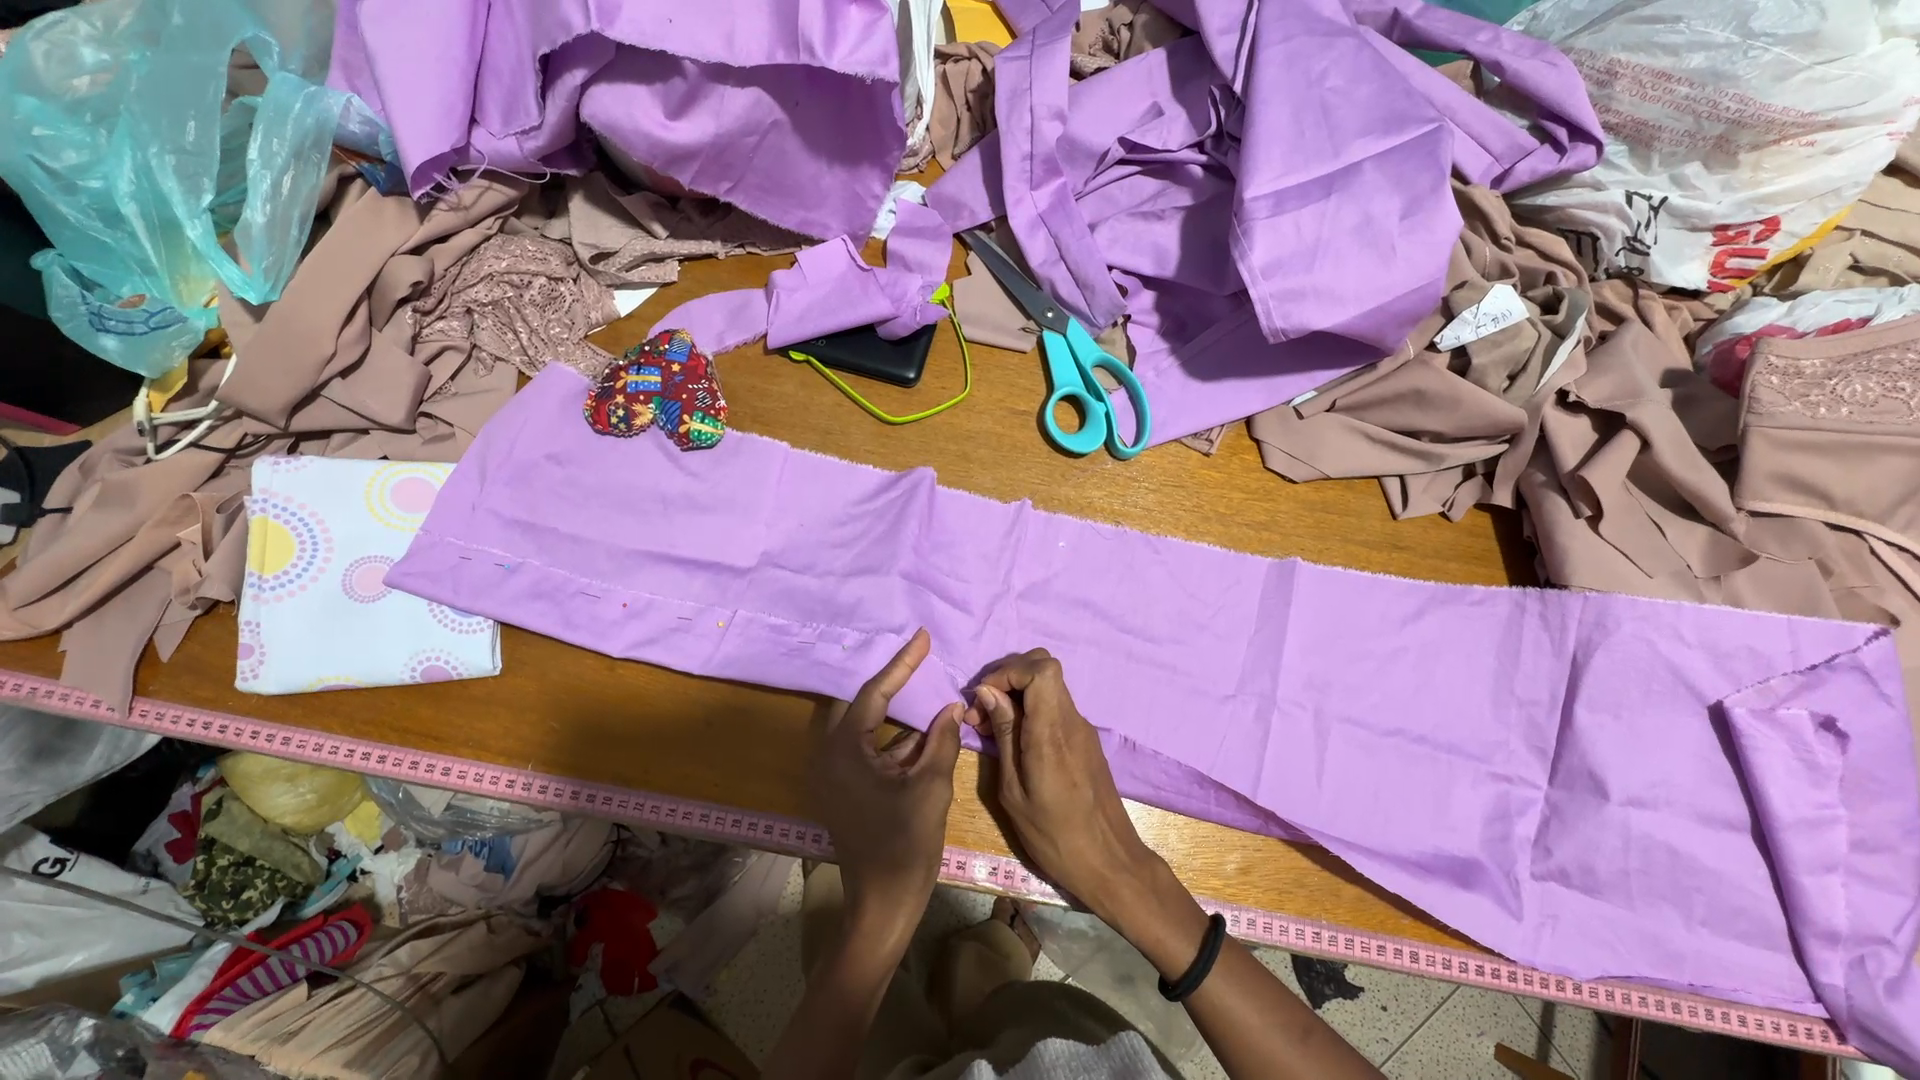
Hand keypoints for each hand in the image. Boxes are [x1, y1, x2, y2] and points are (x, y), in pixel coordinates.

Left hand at [810, 629, 963, 953]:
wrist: (883, 904)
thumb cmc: (905, 845)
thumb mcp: (930, 787)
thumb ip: (940, 741)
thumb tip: (950, 706)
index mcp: (844, 750)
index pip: (874, 693)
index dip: (902, 664)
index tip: (922, 636)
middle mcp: (830, 756)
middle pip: (863, 706)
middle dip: (893, 683)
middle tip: (921, 658)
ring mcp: (835, 775)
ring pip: (867, 730)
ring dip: (897, 716)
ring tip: (929, 692)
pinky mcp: (845, 791)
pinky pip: (869, 753)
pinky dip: (895, 743)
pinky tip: (925, 733)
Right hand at [965, 649, 1161, 921]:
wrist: (1109, 863)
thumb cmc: (1054, 836)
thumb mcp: (1013, 791)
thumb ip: (1004, 735)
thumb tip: (988, 693)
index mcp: (1052, 732)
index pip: (1041, 668)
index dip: (1007, 670)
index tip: (982, 699)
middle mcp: (1072, 721)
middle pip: (1045, 666)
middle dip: (1007, 677)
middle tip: (982, 710)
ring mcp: (1082, 730)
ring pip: (1049, 686)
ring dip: (1016, 694)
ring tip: (990, 728)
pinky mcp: (1085, 742)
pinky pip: (1055, 708)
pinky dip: (1030, 710)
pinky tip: (1013, 740)